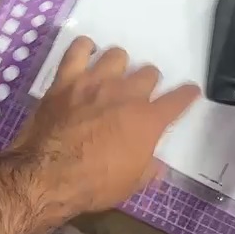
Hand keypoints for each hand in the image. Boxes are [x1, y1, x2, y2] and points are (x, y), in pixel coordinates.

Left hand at [12, 36, 199, 220]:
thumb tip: (156, 163)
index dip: (186, 95)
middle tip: (139, 94)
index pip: (178, 99)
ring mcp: (94, 82)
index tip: (189, 92)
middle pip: (148, 73)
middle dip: (148, 83)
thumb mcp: (131, 185)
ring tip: (113, 76)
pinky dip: (85, 48)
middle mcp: (126, 94)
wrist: (46, 175)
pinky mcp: (66, 79)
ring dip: (119, 66)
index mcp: (147, 120)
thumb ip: (148, 168)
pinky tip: (86, 54)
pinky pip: (79, 49)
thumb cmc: (93, 185)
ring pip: (118, 55)